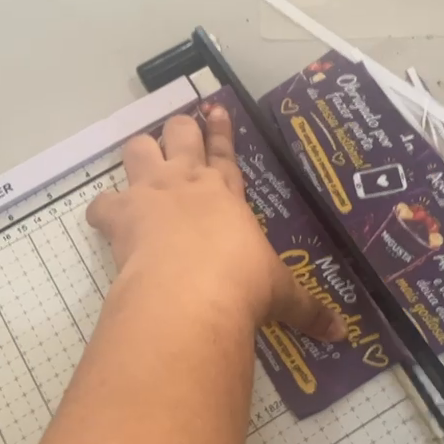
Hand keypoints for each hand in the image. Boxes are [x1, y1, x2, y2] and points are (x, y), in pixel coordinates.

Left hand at [88, 104, 343, 343]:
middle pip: (181, 136)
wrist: (192, 292)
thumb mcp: (281, 295)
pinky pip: (102, 202)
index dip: (222, 132)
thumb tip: (341, 333)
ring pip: (138, 149)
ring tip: (141, 161)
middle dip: (180, 131)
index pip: (226, 155)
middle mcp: (189, 183)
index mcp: (228, 194)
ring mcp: (152, 193)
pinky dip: (103, 209)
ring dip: (139, 152)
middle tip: (180, 131)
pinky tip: (105, 219)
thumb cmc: (243, 285)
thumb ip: (307, 310)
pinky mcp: (122, 214)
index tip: (215, 110)